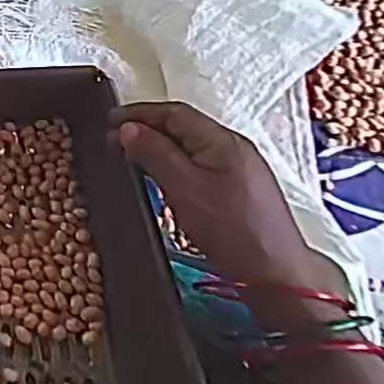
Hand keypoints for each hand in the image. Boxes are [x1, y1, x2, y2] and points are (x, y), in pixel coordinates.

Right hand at [111, 102, 335, 292]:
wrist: (276, 271)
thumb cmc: (229, 227)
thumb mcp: (184, 187)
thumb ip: (155, 154)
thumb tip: (127, 128)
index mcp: (222, 141)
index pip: (175, 114)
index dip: (139, 113)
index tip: (108, 121)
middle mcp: (233, 148)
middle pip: (184, 126)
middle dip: (146, 127)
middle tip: (112, 139)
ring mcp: (238, 168)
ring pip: (189, 145)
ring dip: (157, 145)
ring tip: (129, 155)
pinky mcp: (236, 187)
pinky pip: (197, 161)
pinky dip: (170, 161)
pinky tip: (158, 174)